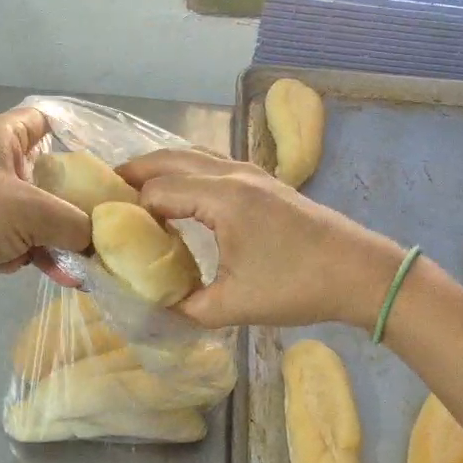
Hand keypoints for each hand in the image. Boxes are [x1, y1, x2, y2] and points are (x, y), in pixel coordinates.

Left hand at [0, 108, 91, 307]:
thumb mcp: (32, 212)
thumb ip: (75, 224)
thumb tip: (98, 240)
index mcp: (1, 136)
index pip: (45, 120)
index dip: (75, 137)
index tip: (104, 170)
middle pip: (45, 175)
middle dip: (71, 206)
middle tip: (99, 230)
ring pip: (29, 214)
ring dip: (50, 239)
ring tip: (74, 269)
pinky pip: (8, 238)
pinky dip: (22, 254)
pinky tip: (34, 272)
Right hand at [120, 149, 405, 328]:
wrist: (361, 273)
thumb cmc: (297, 286)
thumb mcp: (233, 305)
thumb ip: (185, 306)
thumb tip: (154, 307)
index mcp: (222, 197)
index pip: (156, 192)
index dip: (125, 209)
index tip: (102, 229)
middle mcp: (232, 174)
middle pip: (167, 160)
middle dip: (133, 174)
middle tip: (103, 197)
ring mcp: (250, 172)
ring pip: (191, 155)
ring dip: (159, 168)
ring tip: (132, 191)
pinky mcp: (264, 181)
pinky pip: (210, 164)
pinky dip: (184, 172)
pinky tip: (178, 195)